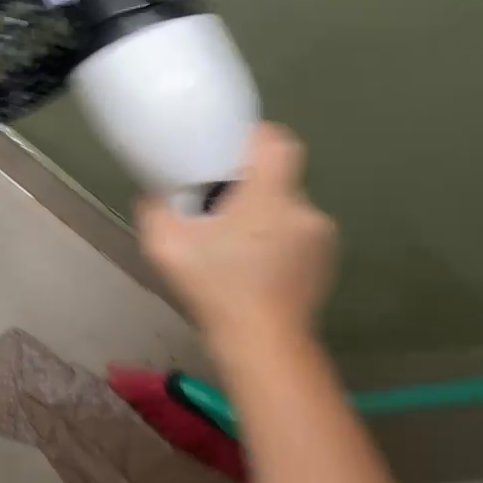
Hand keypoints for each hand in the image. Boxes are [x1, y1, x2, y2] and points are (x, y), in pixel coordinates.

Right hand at [136, 123, 337, 339]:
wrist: (264, 346)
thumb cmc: (215, 288)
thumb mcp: (164, 245)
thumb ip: (155, 207)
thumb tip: (157, 190)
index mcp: (269, 196)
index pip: (277, 141)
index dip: (255, 136)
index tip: (228, 147)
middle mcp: (303, 210)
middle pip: (277, 177)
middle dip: (248, 184)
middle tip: (216, 204)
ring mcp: (321, 238)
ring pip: (287, 207)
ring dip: (263, 214)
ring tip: (232, 239)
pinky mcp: (327, 263)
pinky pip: (298, 233)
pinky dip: (276, 238)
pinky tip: (252, 263)